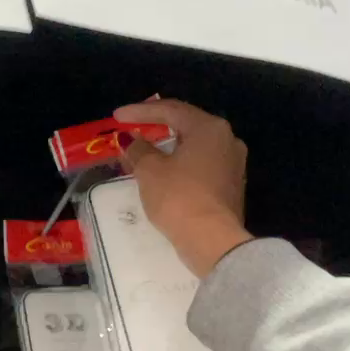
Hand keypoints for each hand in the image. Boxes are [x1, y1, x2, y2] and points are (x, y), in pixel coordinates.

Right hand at [115, 98, 251, 276]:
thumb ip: (138, 150)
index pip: (170, 110)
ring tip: (144, 151)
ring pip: (194, 147)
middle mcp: (226, 139)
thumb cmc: (178, 197)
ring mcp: (232, 164)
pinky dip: (179, 163)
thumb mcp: (150, 171)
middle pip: (186, 125)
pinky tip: (164, 171)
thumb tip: (130, 139)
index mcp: (209, 128)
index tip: (117, 116)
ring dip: (167, 147)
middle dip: (156, 126)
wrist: (211, 240)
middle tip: (132, 127)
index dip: (140, 111)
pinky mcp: (230, 186)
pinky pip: (200, 165)